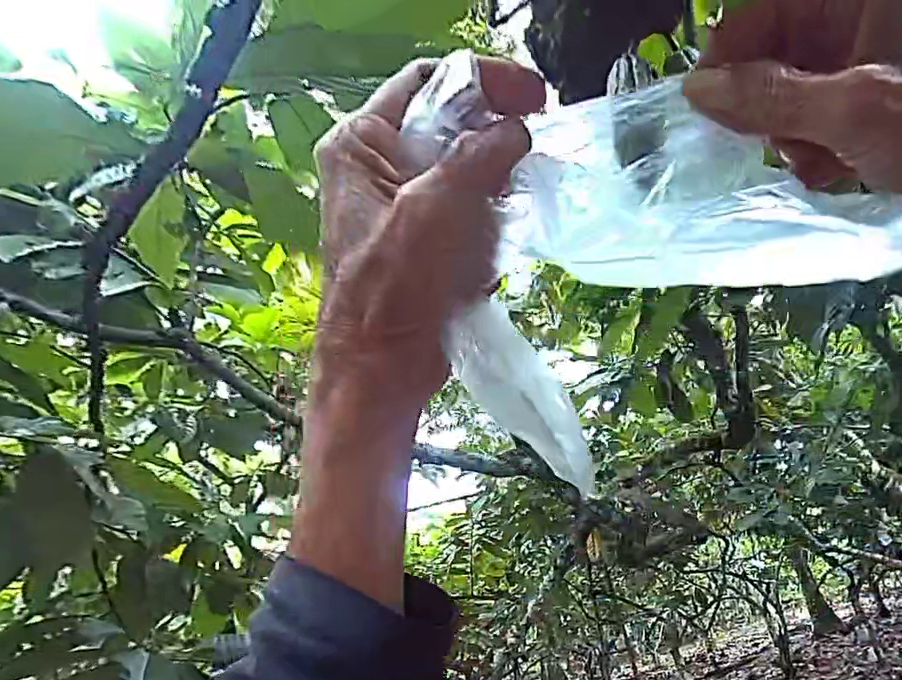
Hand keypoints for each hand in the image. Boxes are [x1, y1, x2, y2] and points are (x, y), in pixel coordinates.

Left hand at [294, 57, 544, 611]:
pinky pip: (481, 230)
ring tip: (484, 252)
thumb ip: (474, 162)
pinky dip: (491, 247)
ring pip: (477, 188)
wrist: (381, 373)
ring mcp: (416, 214)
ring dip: (494, 215)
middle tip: (526, 177)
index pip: (430, 84)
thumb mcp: (429, 215)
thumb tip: (519, 129)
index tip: (536, 96)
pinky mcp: (438, 252)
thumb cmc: (390, 293)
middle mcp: (388, 172)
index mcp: (365, 146)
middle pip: (459, 137)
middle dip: (495, 162)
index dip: (484, 83)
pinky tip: (478, 276)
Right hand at [683, 0, 901, 327]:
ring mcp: (889, 63)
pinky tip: (834, 175)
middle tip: (775, 147)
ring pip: (808, 94)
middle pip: (786, 51)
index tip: (707, 106)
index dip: (732, 52)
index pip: (772, 6)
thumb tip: (700, 88)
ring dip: (797, 135)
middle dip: (771, 104)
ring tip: (814, 168)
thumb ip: (771, 96)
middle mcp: (875, 16)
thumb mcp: (852, 112)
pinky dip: (824, 150)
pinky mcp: (897, 109)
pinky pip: (836, 122)